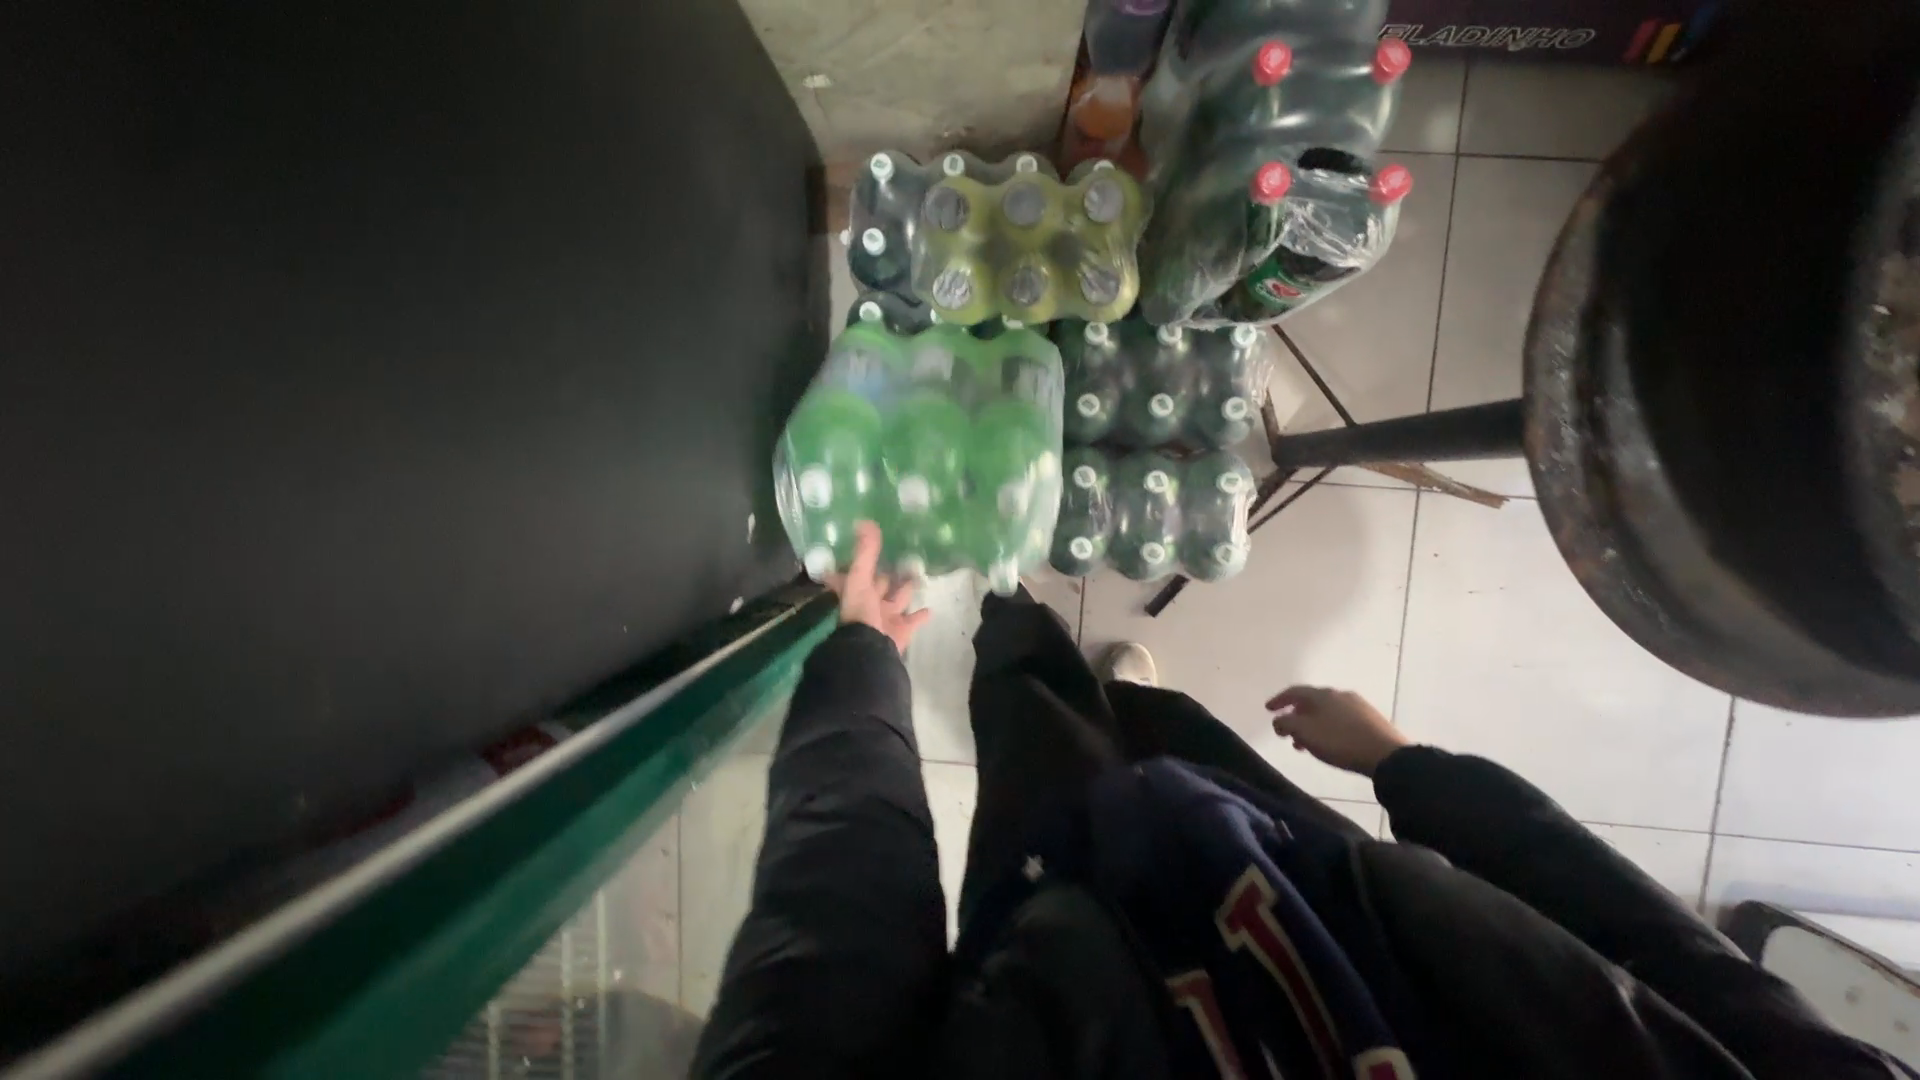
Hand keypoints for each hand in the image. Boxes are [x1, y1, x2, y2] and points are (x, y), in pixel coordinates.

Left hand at [826, 521, 930, 653]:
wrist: (870, 648)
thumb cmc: (860, 611)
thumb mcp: (860, 577)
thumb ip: (865, 552)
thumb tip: (865, 521)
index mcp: (856, 592)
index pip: (856, 574)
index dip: (859, 563)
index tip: (867, 549)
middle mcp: (869, 605)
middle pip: (879, 587)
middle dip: (886, 576)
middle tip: (898, 559)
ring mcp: (885, 619)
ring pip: (897, 602)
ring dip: (905, 592)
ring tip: (916, 577)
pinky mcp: (901, 631)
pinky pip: (912, 621)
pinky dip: (921, 616)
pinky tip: (930, 608)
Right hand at [1266, 686, 1409, 776]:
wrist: (1387, 755)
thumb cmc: (1340, 742)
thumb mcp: (1305, 733)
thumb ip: (1285, 723)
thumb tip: (1278, 719)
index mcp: (1322, 694)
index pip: (1294, 692)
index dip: (1278, 700)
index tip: (1268, 710)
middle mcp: (1339, 694)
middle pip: (1311, 702)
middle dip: (1296, 716)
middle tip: (1287, 732)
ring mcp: (1358, 706)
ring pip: (1327, 712)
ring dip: (1312, 724)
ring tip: (1307, 743)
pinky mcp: (1371, 719)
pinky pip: (1341, 719)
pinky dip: (1328, 727)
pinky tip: (1330, 742)